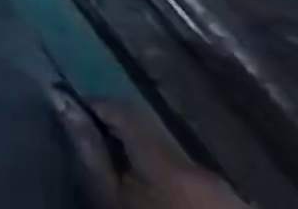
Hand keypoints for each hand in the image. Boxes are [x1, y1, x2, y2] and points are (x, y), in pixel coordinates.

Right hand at [52, 93, 249, 208]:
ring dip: (156, 169)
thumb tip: (62, 100)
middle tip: (102, 157)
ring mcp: (234, 198)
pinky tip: (169, 207)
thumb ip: (88, 149)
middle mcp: (205, 172)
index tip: (74, 113)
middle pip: (157, 140)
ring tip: (136, 190)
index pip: (125, 109)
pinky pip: (204, 191)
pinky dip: (182, 191)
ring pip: (182, 167)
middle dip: (128, 141)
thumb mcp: (108, 200)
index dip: (97, 105)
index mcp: (168, 163)